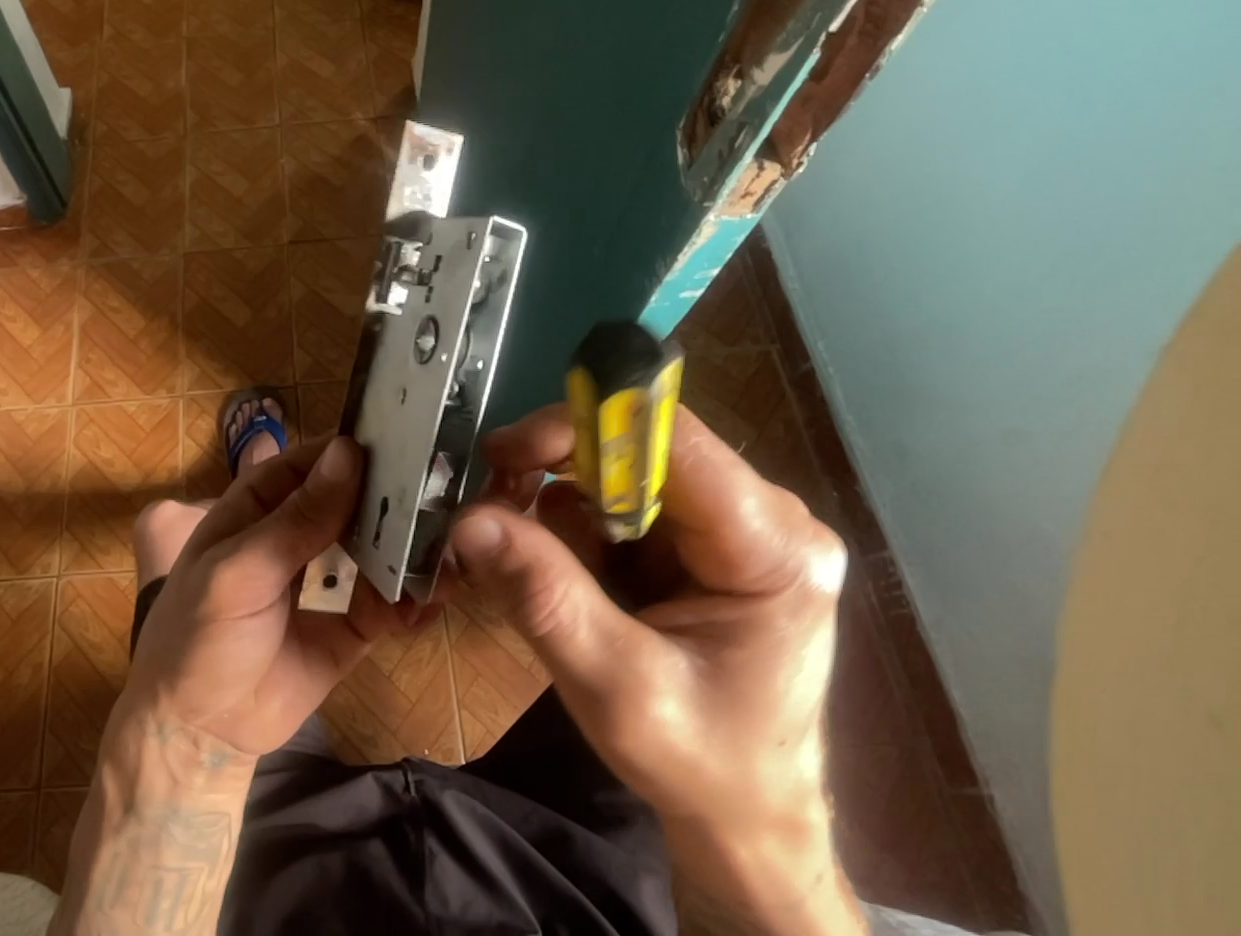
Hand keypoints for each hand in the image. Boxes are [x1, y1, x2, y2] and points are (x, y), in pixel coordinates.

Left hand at [117, 436, 417, 760]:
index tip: (412, 441)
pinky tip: (431, 602)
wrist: (201, 730)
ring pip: (381, 547)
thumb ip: (296, 519)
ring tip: (451, 552)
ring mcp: (330, 577)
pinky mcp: (354, 623)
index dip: (357, 451)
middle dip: (398, 499)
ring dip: (414, 549)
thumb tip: (348, 452)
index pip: (315, 460)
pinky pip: (392, 602)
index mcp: (260, 505)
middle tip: (449, 497)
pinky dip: (414, 599)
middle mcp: (300, 531)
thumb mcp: (239, 572)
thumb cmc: (199, 636)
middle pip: (357, 499)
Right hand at [448, 404, 860, 933]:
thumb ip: (543, 597)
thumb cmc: (698, 762)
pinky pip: (623, 503)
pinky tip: (566, 577)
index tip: (504, 455)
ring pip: (624, 473)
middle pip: (644, 450)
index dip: (585, 428)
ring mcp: (734, 526)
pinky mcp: (703, 542)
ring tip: (533, 568)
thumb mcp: (612, 684)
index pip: (674, 443)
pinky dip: (577, 529)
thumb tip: (468, 519)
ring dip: (563, 507)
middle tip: (495, 512)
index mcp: (772, 549)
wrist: (744, 813)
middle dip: (561, 475)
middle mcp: (766, 518)